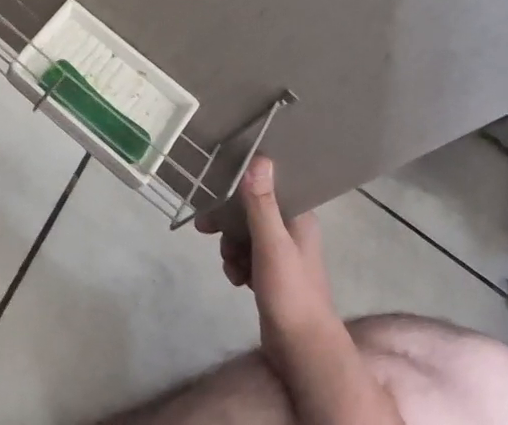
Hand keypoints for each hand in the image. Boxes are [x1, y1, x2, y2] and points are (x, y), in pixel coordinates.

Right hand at [197, 156, 337, 358]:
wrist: (302, 350)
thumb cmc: (290, 293)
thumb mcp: (272, 244)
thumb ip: (261, 203)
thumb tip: (259, 158)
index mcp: (299, 218)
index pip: (266, 186)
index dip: (239, 186)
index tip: (214, 191)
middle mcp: (292, 232)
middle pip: (250, 211)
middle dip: (227, 223)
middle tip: (205, 230)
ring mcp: (282, 255)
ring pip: (245, 235)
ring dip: (230, 247)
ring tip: (231, 268)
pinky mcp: (273, 275)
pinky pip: (247, 257)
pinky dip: (237, 265)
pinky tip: (237, 281)